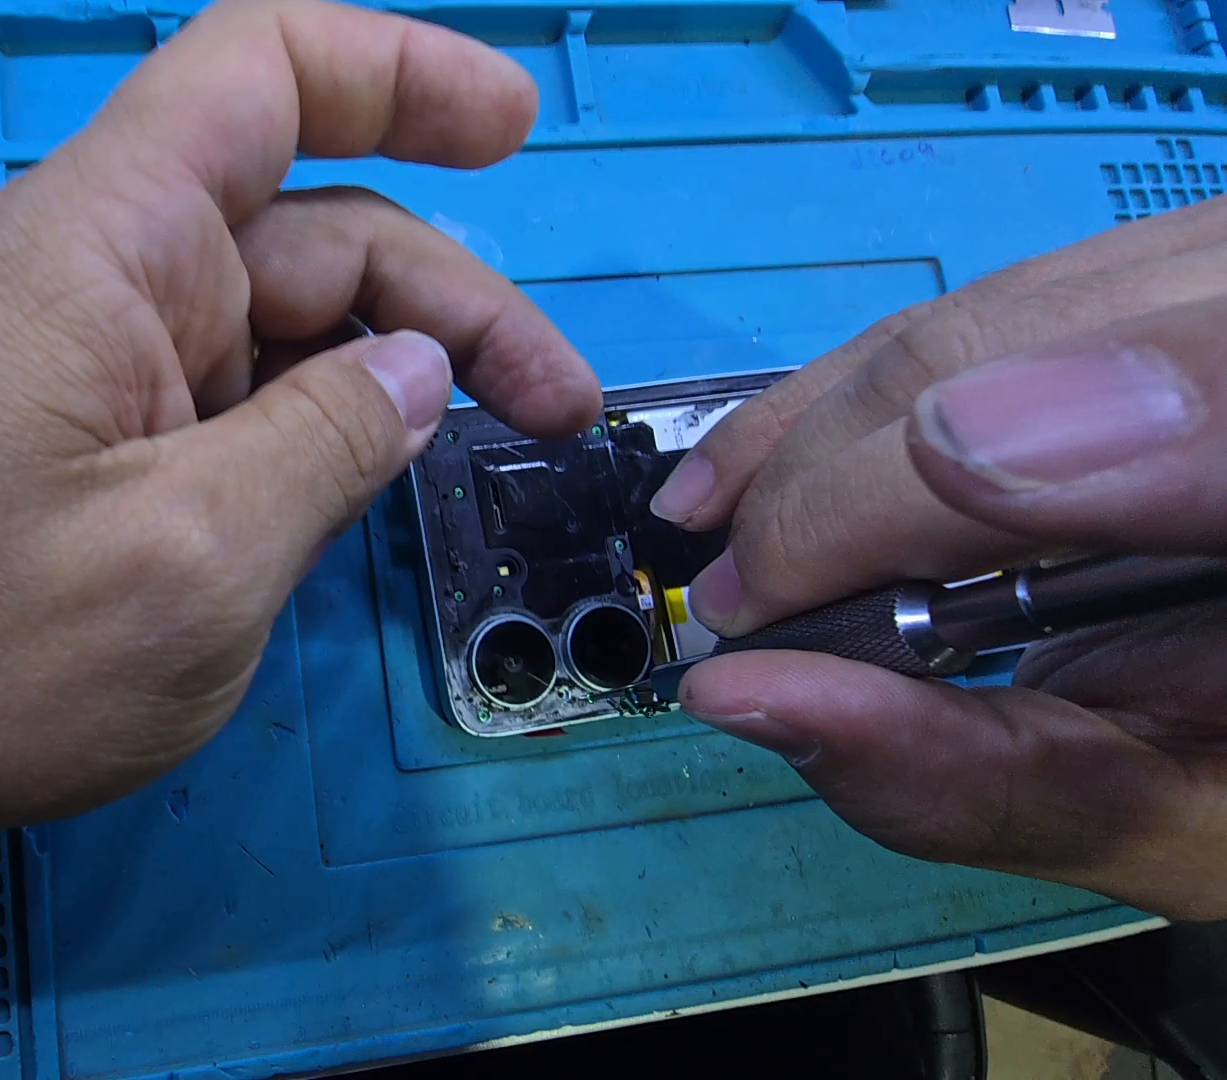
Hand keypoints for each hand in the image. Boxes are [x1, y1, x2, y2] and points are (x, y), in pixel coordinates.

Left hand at [0, 0, 598, 834]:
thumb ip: (326, 443)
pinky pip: (271, 397)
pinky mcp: (144, 438)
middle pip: (319, 229)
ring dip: (413, 366)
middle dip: (451, 300)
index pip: (253, 81)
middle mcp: (116, 283)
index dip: (391, 73)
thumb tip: (419, 374)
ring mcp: (132, 366)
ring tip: (514, 429)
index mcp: (102, 253)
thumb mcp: (197, 556)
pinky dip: (347, 422)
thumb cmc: (4, 663)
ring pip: (307, 321)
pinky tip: (400, 467)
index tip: (506, 128)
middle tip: (555, 399)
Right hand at [651, 200, 1226, 917]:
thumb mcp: (1158, 827)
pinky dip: (840, 386)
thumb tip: (730, 691)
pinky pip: (968, 307)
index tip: (755, 605)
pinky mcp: (1162, 282)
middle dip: (816, 488)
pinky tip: (773, 448)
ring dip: (799, 429)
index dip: (902, 505)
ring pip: (962, 315)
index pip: (1153, 425)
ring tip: (712, 518)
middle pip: (992, 353)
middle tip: (735, 595)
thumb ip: (964, 776)